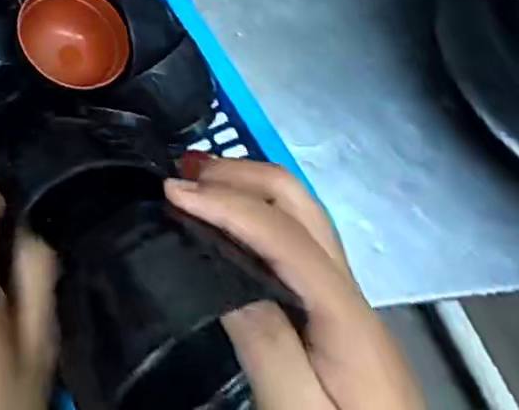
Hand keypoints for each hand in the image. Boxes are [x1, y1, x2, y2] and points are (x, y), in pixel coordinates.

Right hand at [166, 154, 423, 409]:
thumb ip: (265, 343)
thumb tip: (215, 269)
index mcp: (346, 315)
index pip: (284, 233)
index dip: (225, 202)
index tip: (169, 190)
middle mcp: (349, 291)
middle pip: (299, 201)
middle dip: (236, 175)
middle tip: (179, 178)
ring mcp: (341, 297)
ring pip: (296, 209)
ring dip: (242, 183)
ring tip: (191, 183)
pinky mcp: (327, 308)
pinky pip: (288, 232)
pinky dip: (247, 206)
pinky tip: (219, 219)